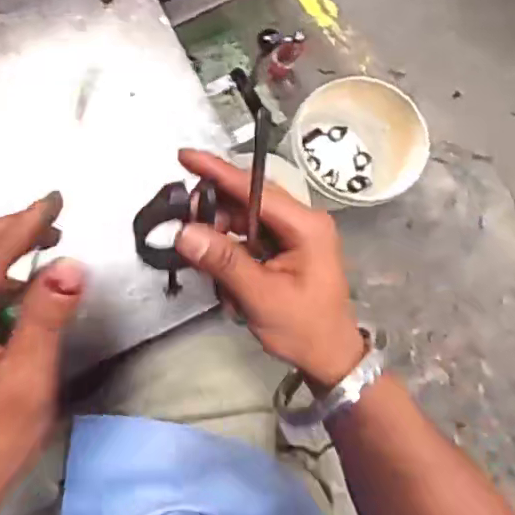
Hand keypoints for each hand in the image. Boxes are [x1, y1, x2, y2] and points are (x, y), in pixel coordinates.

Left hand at [0, 193, 86, 514]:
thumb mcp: (27, 380)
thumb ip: (47, 318)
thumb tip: (71, 264)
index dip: (24, 228)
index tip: (56, 201)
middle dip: (9, 230)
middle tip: (54, 216)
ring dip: (7, 253)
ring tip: (50, 245)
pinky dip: (4, 280)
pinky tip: (32, 287)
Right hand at [173, 149, 365, 386]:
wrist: (330, 358)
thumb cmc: (304, 328)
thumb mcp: (261, 296)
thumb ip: (223, 261)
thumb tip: (184, 232)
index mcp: (305, 225)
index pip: (254, 188)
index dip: (217, 171)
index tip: (185, 156)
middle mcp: (301, 222)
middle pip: (246, 200)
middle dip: (214, 212)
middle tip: (186, 228)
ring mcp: (292, 235)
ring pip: (243, 219)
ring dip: (220, 237)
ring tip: (206, 262)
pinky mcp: (283, 250)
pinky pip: (248, 238)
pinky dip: (230, 251)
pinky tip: (222, 275)